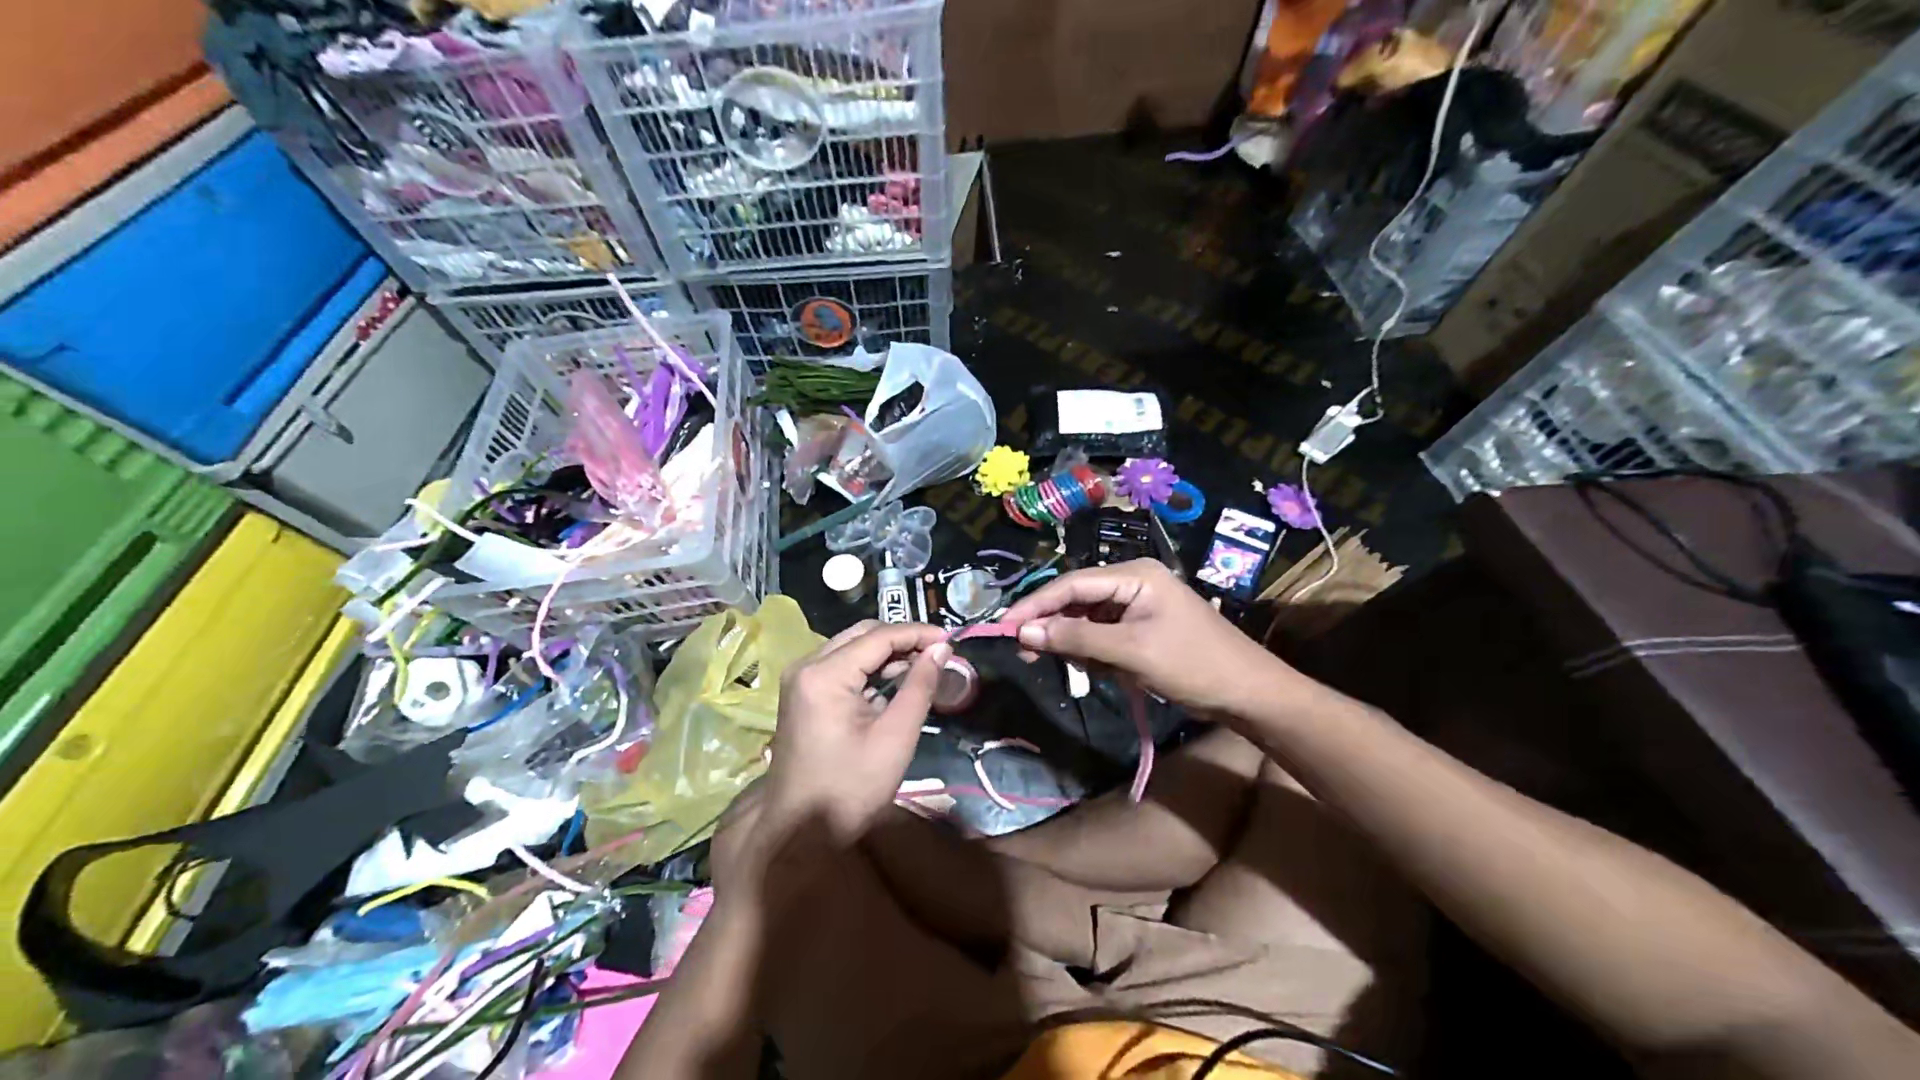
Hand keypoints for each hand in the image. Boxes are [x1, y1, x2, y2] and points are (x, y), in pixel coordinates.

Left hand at [761, 620, 949, 846]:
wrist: (800, 832)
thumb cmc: (851, 788)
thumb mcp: (895, 737)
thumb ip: (919, 687)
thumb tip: (941, 650)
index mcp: (825, 674)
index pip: (879, 636)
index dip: (918, 634)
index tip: (952, 640)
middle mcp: (807, 666)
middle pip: (862, 635)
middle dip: (902, 639)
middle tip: (938, 653)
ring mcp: (800, 680)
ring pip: (851, 647)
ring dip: (886, 653)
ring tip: (923, 666)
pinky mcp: (802, 694)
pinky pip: (840, 666)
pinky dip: (868, 668)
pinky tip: (894, 682)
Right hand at [1001, 559, 1297, 715]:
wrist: (1248, 694)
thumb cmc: (1193, 664)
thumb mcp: (1130, 651)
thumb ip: (1076, 639)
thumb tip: (1023, 631)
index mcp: (1134, 574)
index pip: (1071, 584)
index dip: (1035, 605)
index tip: (1003, 627)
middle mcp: (1133, 582)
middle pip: (1076, 599)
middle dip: (1052, 626)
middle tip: (1024, 653)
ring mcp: (1137, 605)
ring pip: (1086, 620)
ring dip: (1073, 643)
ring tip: (1074, 668)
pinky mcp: (1140, 627)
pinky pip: (1102, 635)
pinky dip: (1092, 652)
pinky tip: (1096, 670)